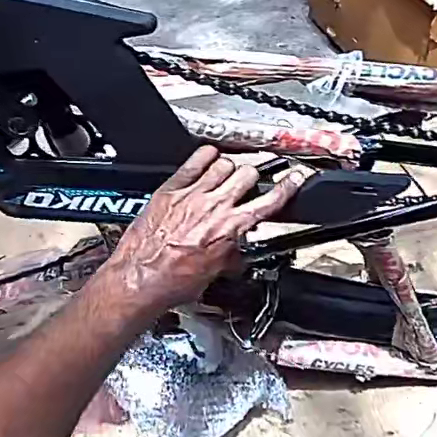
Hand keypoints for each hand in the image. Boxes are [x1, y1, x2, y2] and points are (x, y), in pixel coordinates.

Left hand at [98, 146, 306, 315]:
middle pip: (247, 174)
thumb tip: (238, 250)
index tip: (295, 178)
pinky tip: (207, 158)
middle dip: (253, 176)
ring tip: (226, 174)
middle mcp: (215, 207)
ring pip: (223, 163)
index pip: (269, 201)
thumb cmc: (173, 281)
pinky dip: (205, 156)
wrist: (140, 278)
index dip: (287, 187)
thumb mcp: (215, 272)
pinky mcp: (171, 189)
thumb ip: (232, 253)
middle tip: (251, 181)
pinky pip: (194, 161)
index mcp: (230, 229)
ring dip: (229, 167)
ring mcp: (192, 194)